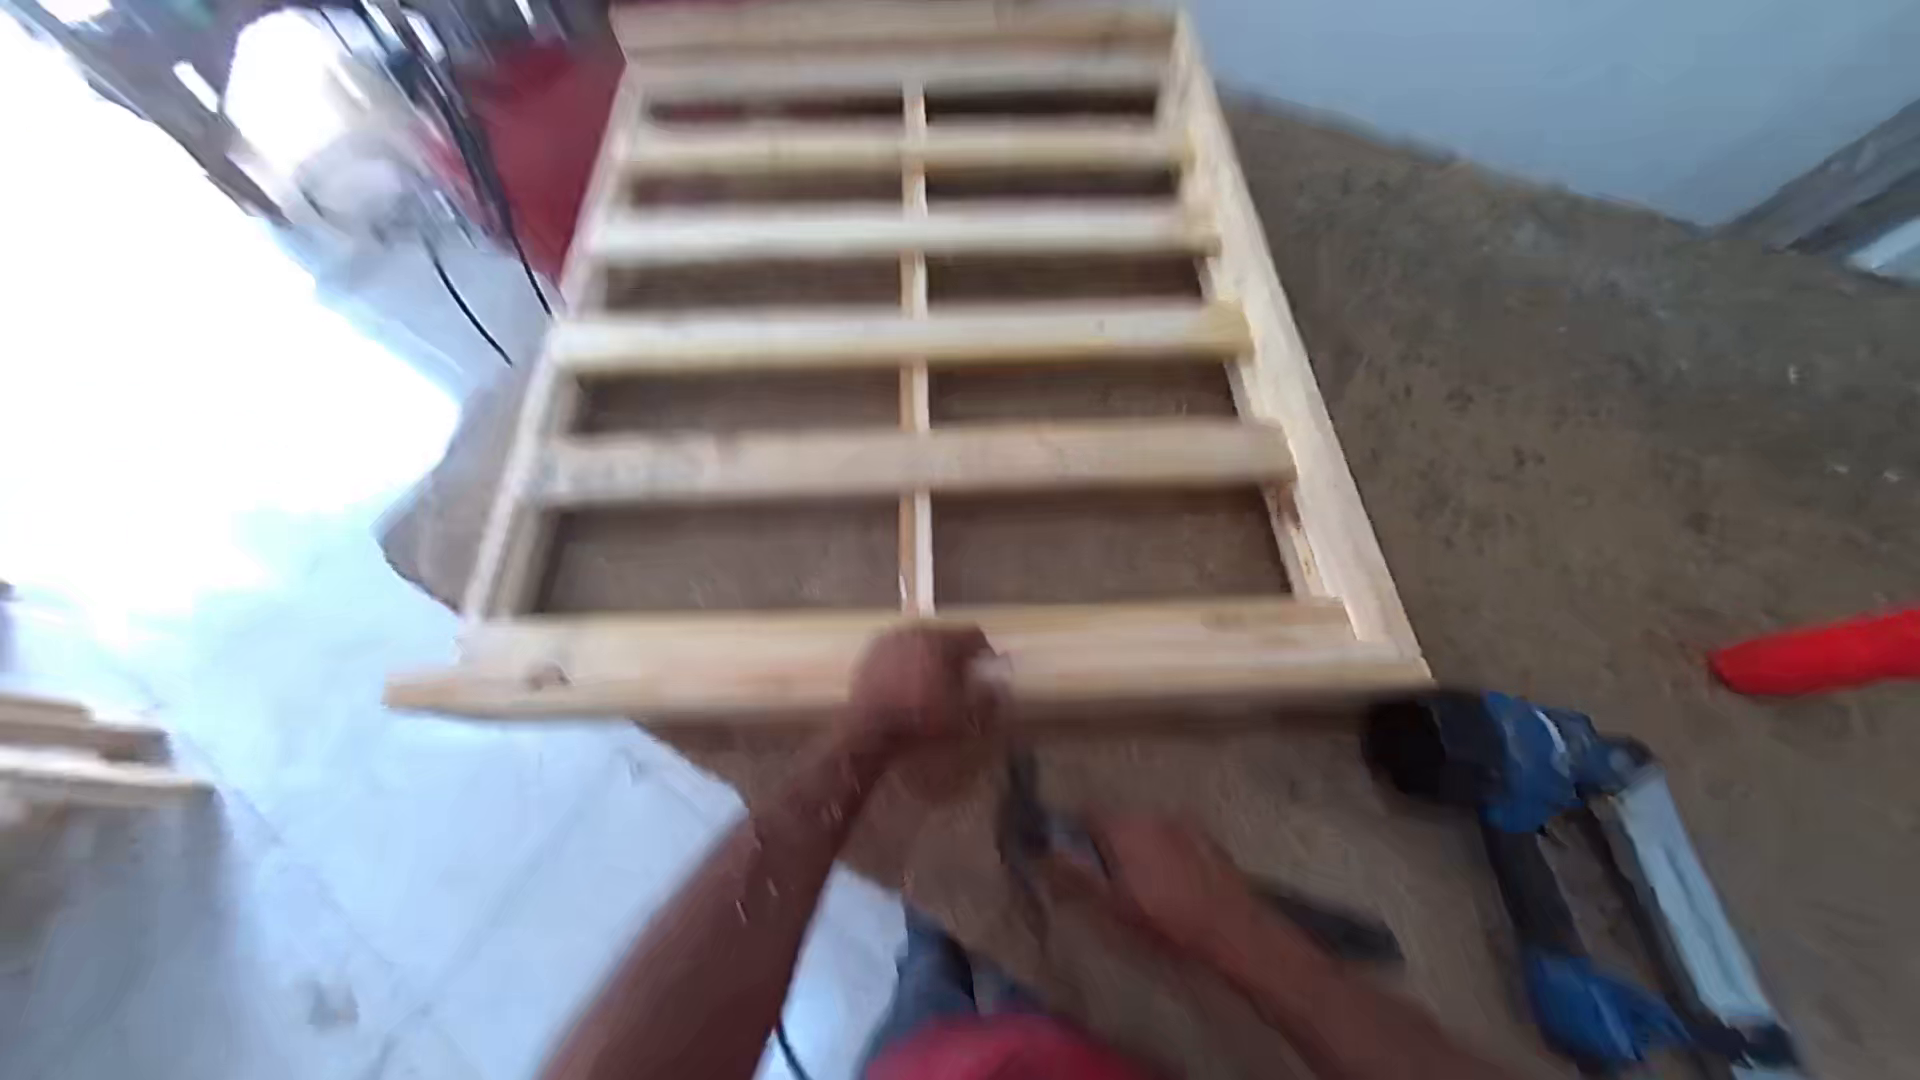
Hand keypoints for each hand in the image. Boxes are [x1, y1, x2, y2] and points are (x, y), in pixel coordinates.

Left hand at [844, 625, 999, 752]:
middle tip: (961, 678)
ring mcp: (890, 638)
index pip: (975, 633)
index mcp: (941, 640)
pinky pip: (899, 649)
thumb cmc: (919, 722)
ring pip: (921, 640)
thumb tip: (1000, 687)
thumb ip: (988, 699)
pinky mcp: (872, 651)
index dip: (986, 650)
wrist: (868, 731)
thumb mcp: (963, 717)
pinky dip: (907, 661)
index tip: (988, 666)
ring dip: (931, 656)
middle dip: (957, 654)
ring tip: (933, 682)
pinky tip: (908, 683)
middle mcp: (915, 630)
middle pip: (947, 635)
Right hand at [1045, 813, 1262, 958]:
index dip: (1077, 828)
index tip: (1075, 847)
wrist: (1230, 928)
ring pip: (1146, 825)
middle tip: (1113, 872)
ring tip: (1147, 875)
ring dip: (1140, 841)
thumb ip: (1075, 876)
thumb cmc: (1165, 920)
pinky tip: (1177, 874)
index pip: (1086, 811)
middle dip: (1110, 838)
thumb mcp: (1112, 905)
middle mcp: (1147, 813)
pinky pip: (1174, 832)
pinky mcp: (1204, 832)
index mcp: (1121, 827)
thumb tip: (1043, 853)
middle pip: (1117, 818)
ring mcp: (1179, 819)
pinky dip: (1168, 845)